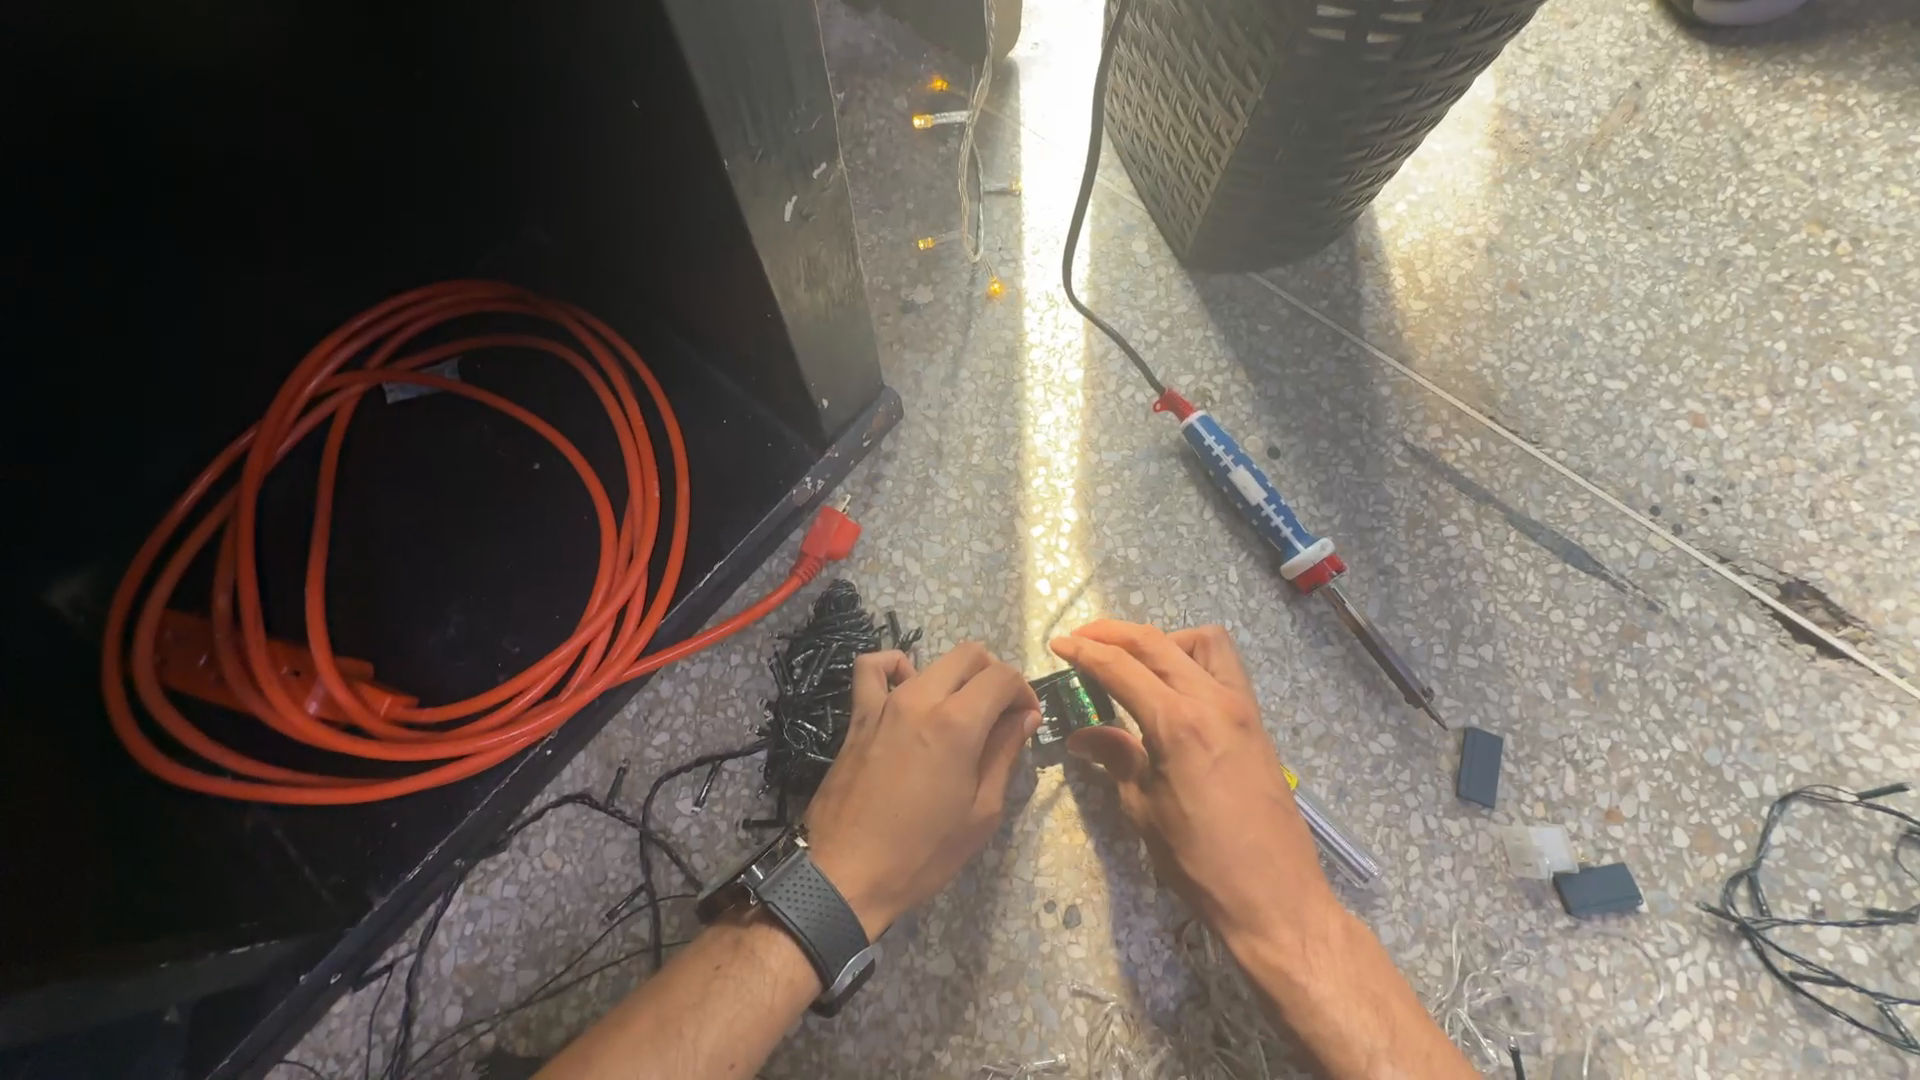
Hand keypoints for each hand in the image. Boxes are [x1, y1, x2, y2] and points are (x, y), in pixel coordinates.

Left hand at [804, 644, 1041, 938]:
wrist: (847, 874)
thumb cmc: (923, 852)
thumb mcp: (982, 811)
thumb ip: (1005, 753)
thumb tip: (1025, 717)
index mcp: (957, 723)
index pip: (1002, 676)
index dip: (1024, 691)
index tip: (1027, 719)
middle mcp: (921, 699)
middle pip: (969, 655)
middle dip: (994, 676)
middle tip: (1000, 714)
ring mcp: (884, 703)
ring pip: (930, 661)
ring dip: (955, 676)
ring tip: (960, 710)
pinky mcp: (858, 716)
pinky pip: (872, 669)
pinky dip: (895, 666)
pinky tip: (906, 687)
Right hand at [1049, 620, 1334, 944]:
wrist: (1276, 898)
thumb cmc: (1200, 862)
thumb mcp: (1144, 809)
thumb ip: (1116, 758)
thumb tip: (1082, 736)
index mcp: (1177, 724)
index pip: (1121, 668)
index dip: (1084, 652)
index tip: (1059, 643)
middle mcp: (1212, 701)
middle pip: (1156, 642)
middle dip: (1113, 633)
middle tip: (1081, 638)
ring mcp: (1241, 707)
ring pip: (1201, 641)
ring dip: (1162, 639)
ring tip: (1135, 661)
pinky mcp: (1256, 720)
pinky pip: (1223, 666)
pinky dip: (1192, 658)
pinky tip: (1173, 688)